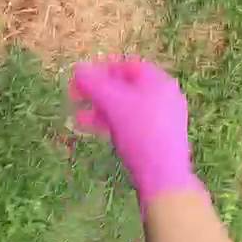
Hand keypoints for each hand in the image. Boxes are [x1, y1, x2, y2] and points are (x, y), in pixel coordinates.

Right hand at [69, 57, 203, 204]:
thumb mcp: (112, 105)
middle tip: (76, 97)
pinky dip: (114, 122)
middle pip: (125, 86)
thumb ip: (93, 84)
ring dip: (101, 109)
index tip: (81, 79)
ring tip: (80, 118)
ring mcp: (164, 116)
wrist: (164, 175)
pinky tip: (96, 130)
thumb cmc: (139, 132)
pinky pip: (133, 121)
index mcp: (158, 81)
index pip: (126, 65)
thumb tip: (78, 68)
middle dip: (98, 92)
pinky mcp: (160, 136)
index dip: (101, 69)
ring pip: (127, 106)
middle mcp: (164, 95)